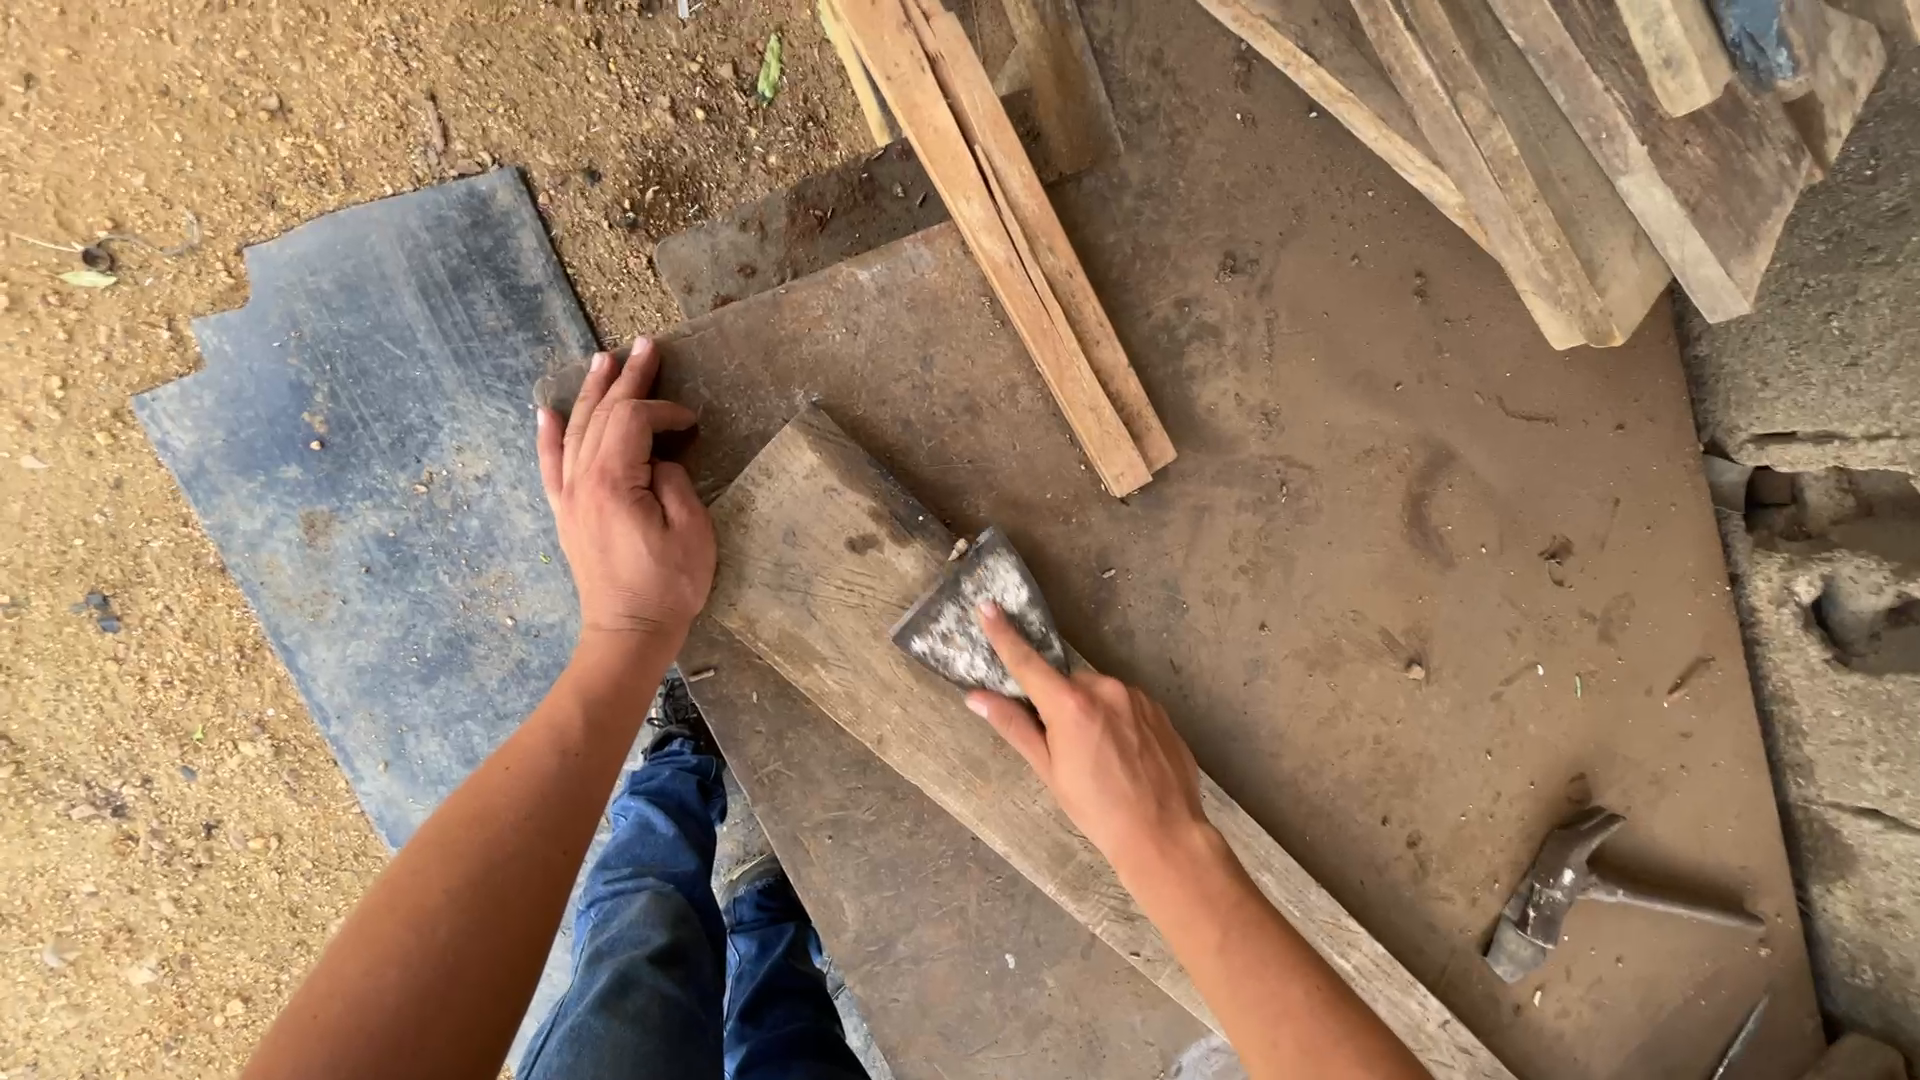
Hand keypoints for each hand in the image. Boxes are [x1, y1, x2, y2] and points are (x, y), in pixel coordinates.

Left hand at [537, 337, 714, 650]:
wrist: (628, 632)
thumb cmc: (669, 586)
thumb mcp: (691, 533)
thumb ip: (674, 484)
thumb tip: (657, 463)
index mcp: (613, 482)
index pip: (634, 421)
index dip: (664, 410)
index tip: (692, 422)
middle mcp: (581, 481)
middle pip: (602, 415)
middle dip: (628, 379)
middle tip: (646, 346)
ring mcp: (568, 496)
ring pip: (576, 430)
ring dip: (593, 393)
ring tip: (606, 361)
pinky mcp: (567, 513)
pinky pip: (550, 465)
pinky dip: (548, 435)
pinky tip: (548, 411)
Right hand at [968, 604, 1212, 876]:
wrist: (1163, 833)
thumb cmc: (1097, 809)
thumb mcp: (1048, 770)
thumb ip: (1014, 726)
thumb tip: (976, 697)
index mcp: (1071, 705)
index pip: (1026, 662)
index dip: (1003, 634)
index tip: (987, 606)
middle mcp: (1105, 688)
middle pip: (1066, 682)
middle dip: (1059, 704)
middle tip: (1064, 745)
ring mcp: (1136, 696)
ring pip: (1097, 692)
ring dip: (1089, 711)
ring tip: (1100, 756)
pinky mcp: (1158, 707)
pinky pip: (1124, 703)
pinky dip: (1115, 719)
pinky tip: (1122, 754)